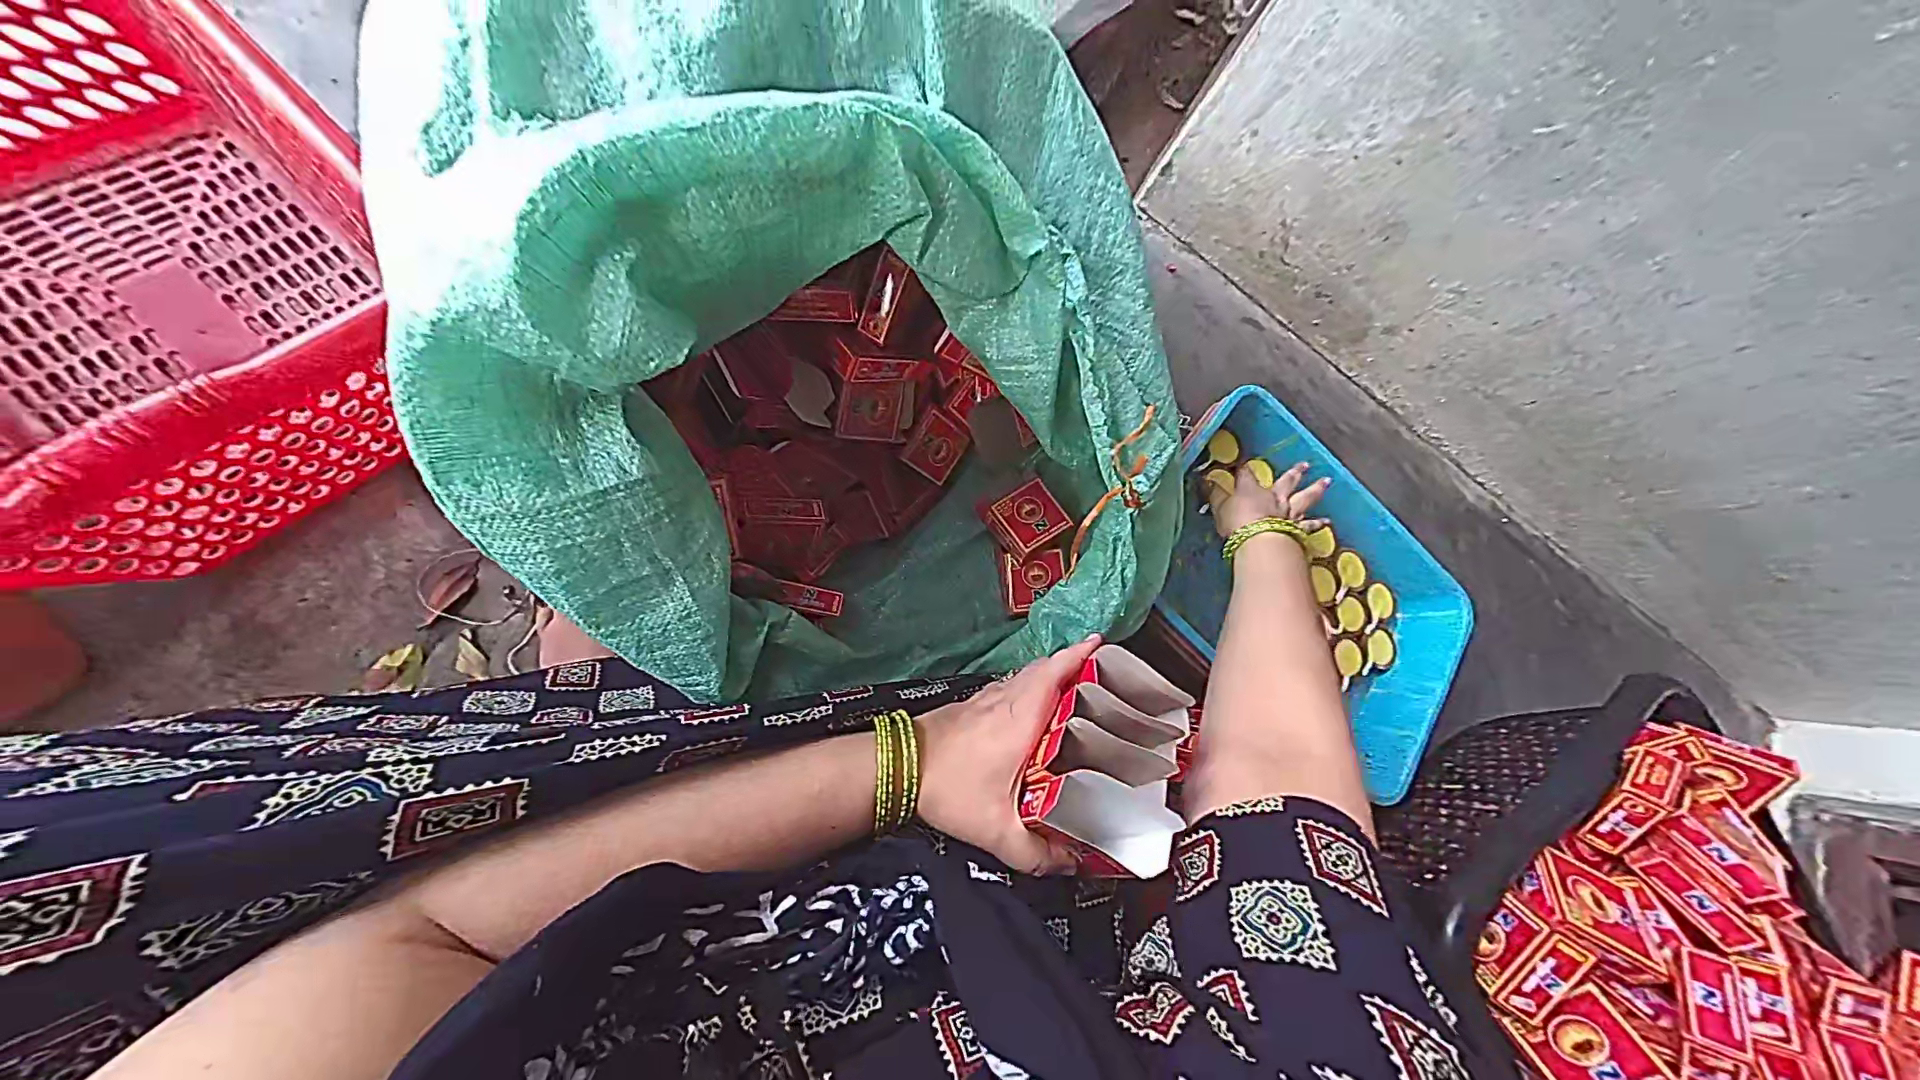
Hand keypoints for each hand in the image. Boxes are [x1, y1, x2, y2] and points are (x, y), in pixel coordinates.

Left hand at [914, 634, 1104, 875]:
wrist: (899, 767)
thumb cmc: (949, 789)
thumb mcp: (997, 831)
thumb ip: (1037, 853)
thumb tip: (1071, 863)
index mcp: (1020, 717)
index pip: (1053, 672)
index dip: (1078, 655)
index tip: (1099, 643)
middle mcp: (1005, 699)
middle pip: (1043, 669)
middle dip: (1072, 663)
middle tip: (1099, 671)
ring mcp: (986, 699)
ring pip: (1025, 676)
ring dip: (1050, 674)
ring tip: (1075, 688)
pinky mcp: (971, 705)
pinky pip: (1010, 687)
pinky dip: (1029, 687)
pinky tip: (1033, 710)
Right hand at [1208, 460, 1329, 537]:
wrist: (1259, 539)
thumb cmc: (1236, 523)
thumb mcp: (1220, 508)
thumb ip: (1215, 495)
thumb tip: (1206, 481)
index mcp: (1251, 490)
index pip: (1246, 475)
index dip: (1245, 469)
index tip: (1245, 463)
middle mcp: (1274, 497)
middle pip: (1286, 481)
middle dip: (1294, 472)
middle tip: (1305, 464)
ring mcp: (1288, 512)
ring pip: (1304, 497)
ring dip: (1315, 489)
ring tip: (1326, 481)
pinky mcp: (1297, 528)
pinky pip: (1309, 525)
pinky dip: (1318, 523)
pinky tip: (1327, 521)